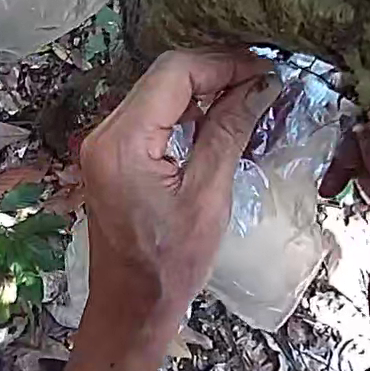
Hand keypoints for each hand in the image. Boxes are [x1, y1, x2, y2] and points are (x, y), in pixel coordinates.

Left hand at [64, 48, 282, 370]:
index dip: (224, 64)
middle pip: (164, 78)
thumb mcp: (207, 197)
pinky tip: (218, 120)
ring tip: (248, 98)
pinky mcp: (111, 158)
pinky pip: (151, 118)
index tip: (265, 72)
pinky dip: (185, 113)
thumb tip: (260, 85)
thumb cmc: (168, 266)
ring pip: (158, 94)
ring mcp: (103, 145)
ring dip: (203, 91)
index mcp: (122, 142)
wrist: (130, 307)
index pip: (175, 73)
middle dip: (216, 73)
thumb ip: (228, 132)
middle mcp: (104, 135)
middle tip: (263, 83)